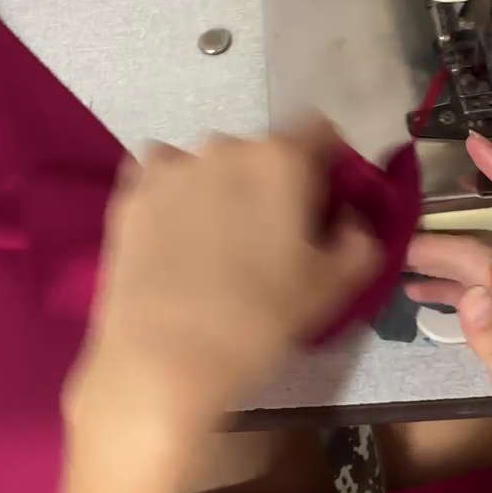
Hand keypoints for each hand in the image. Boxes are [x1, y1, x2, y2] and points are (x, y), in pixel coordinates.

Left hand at [66, 121, 382, 466]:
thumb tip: (348, 220)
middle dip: (273, 182)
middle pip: (263, 150)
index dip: (327, 164)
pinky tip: (174, 232)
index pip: (319, 131)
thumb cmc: (259, 320)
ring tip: (217, 242)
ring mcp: (172, 166)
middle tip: (271, 236)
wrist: (164, 361)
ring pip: (212, 162)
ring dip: (223, 186)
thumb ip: (360, 241)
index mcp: (281, 159)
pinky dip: (174, 191)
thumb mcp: (333, 287)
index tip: (322, 204)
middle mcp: (226, 147)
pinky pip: (162, 173)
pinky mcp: (131, 192)